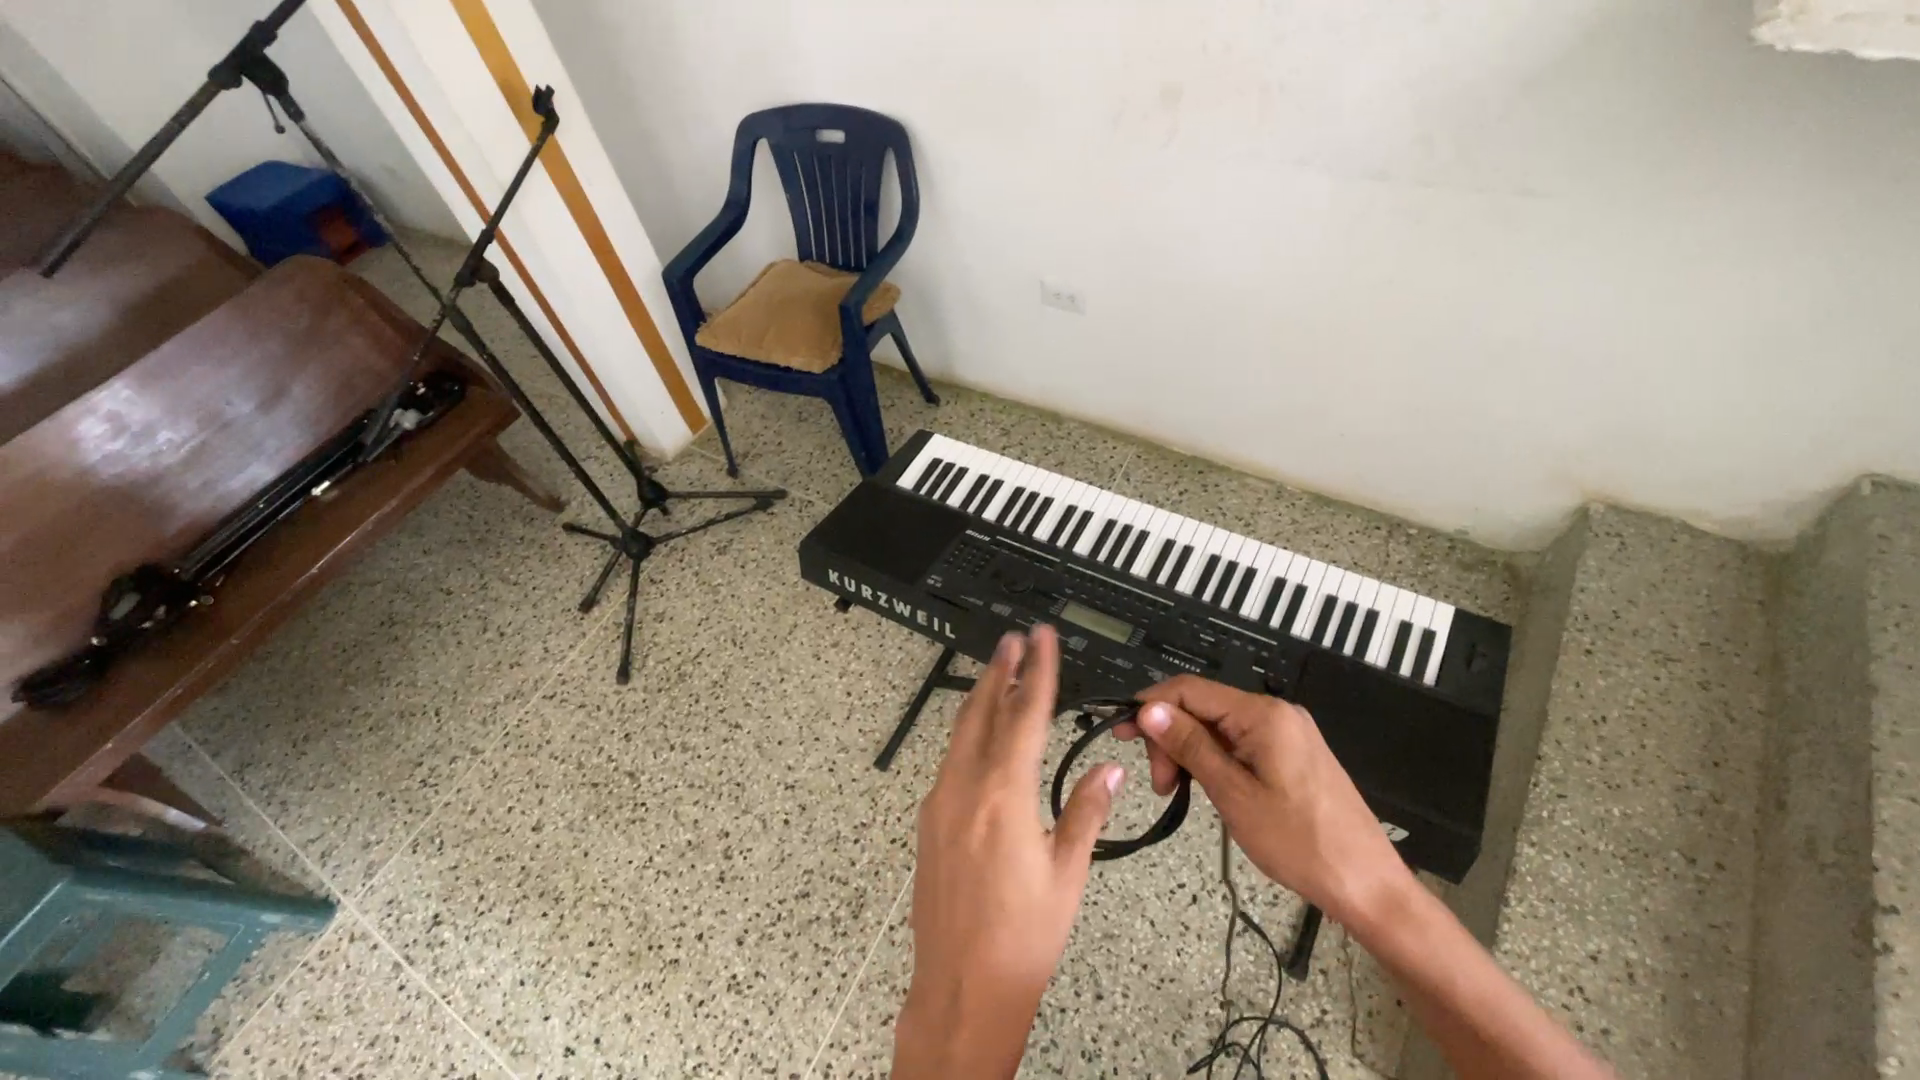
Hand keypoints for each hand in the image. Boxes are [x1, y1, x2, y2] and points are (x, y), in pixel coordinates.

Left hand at [895, 625, 1122, 1077]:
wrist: (962, 986)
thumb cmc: (1022, 938)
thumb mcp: (1068, 874)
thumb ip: (1086, 813)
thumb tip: (1108, 771)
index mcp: (1003, 796)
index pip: (1024, 716)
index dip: (1037, 671)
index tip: (1041, 637)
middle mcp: (963, 790)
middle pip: (981, 712)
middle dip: (1000, 672)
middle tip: (1013, 641)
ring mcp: (938, 805)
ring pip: (960, 735)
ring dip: (981, 699)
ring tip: (998, 674)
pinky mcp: (928, 824)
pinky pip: (950, 762)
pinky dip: (968, 735)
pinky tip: (980, 736)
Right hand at [1118, 675, 1411, 928]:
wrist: (1367, 884)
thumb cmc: (1300, 843)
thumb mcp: (1233, 795)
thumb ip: (1190, 746)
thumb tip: (1149, 709)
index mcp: (1263, 715)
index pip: (1190, 690)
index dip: (1149, 707)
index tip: (1121, 736)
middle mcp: (1276, 713)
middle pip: (1203, 707)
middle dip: (1170, 737)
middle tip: (1161, 786)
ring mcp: (1287, 732)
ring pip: (1218, 726)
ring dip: (1189, 752)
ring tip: (1178, 793)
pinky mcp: (1292, 753)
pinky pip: (1239, 742)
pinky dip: (1213, 760)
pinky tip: (1205, 787)